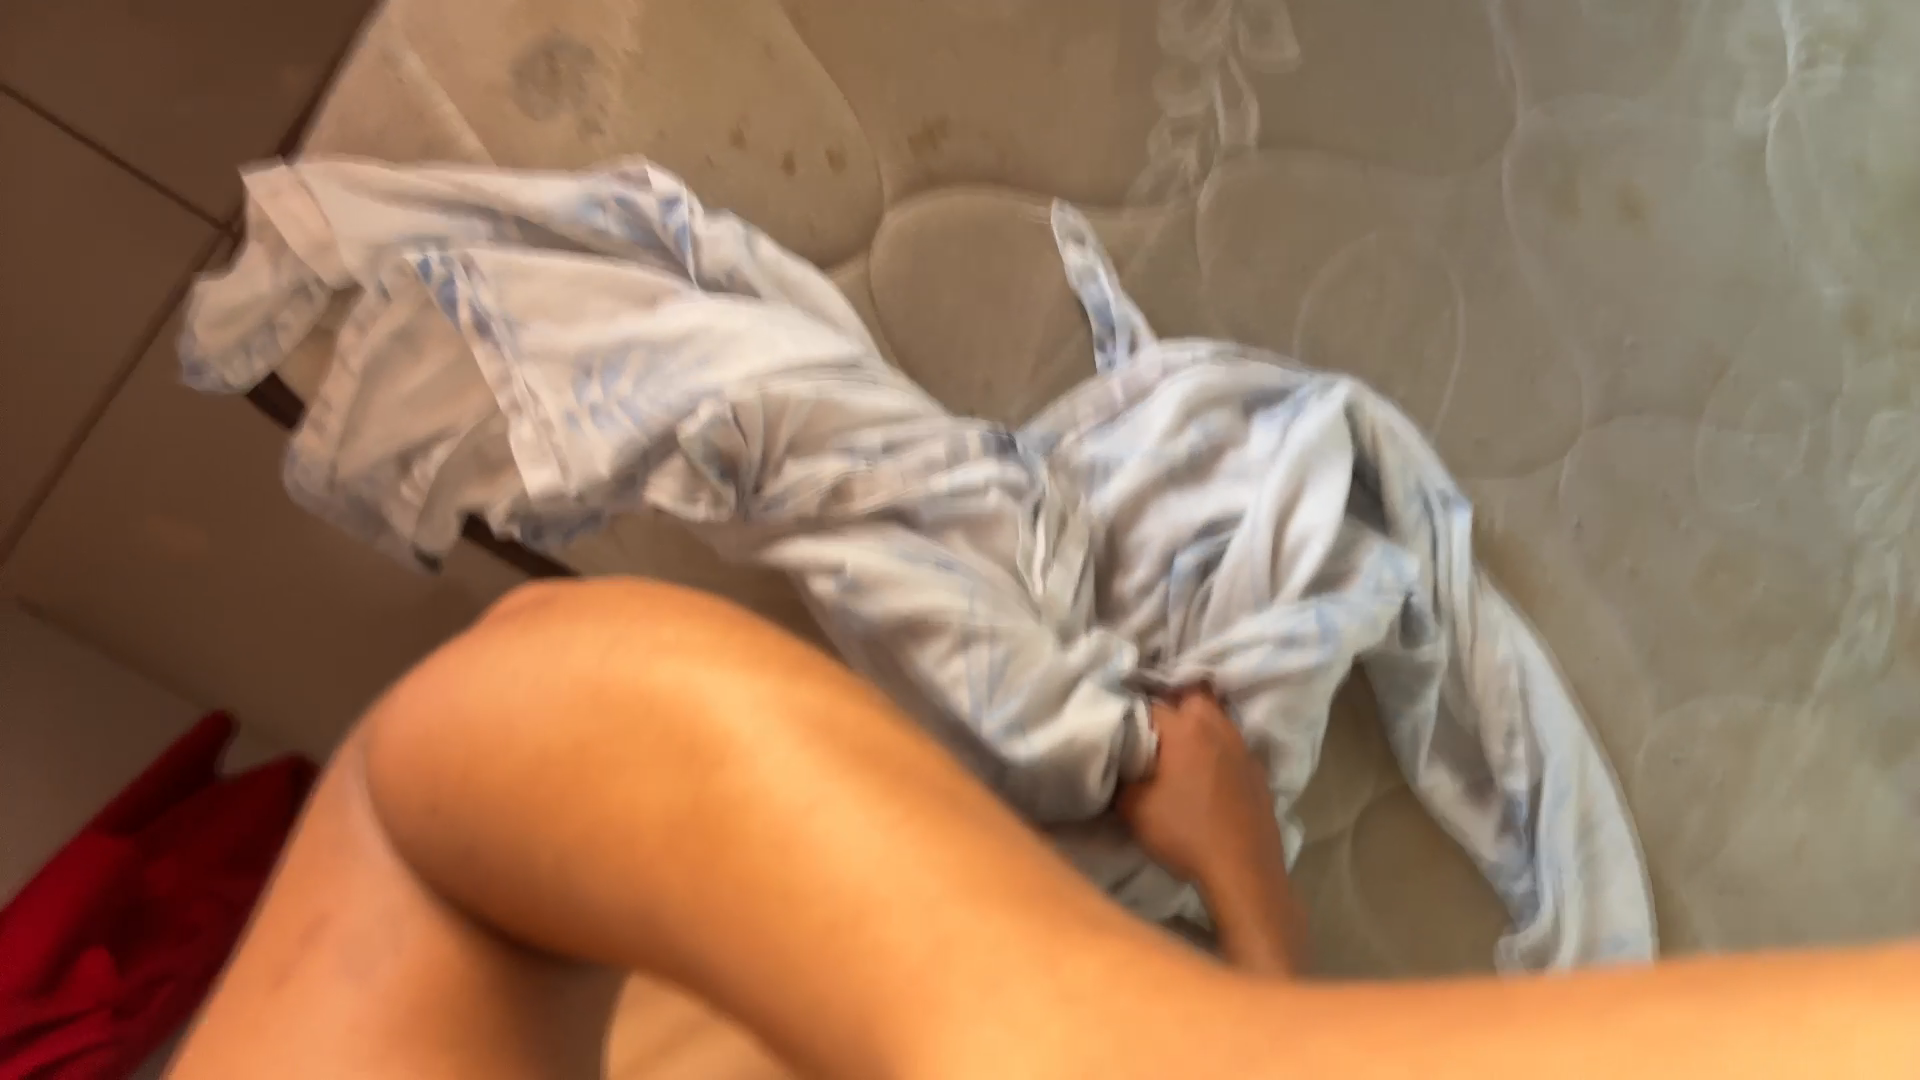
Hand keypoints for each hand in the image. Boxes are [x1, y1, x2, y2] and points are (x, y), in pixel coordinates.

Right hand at [1116, 688, 1284, 886]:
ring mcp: (1243, 749)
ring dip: (1198, 724)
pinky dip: (1217, 748)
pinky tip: (1207, 770)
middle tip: (1153, 725)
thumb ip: (1119, 776)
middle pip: (1193, 696)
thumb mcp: (1133, 808)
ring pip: (1217, 717)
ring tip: (1179, 745)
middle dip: (1173, 703)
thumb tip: (1114, 761)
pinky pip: (1232, 744)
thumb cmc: (1184, 833)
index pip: (1152, 703)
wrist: (1243, 873)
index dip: (1133, 711)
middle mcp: (1218, 727)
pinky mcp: (1259, 772)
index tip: (1122, 724)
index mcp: (1186, 728)